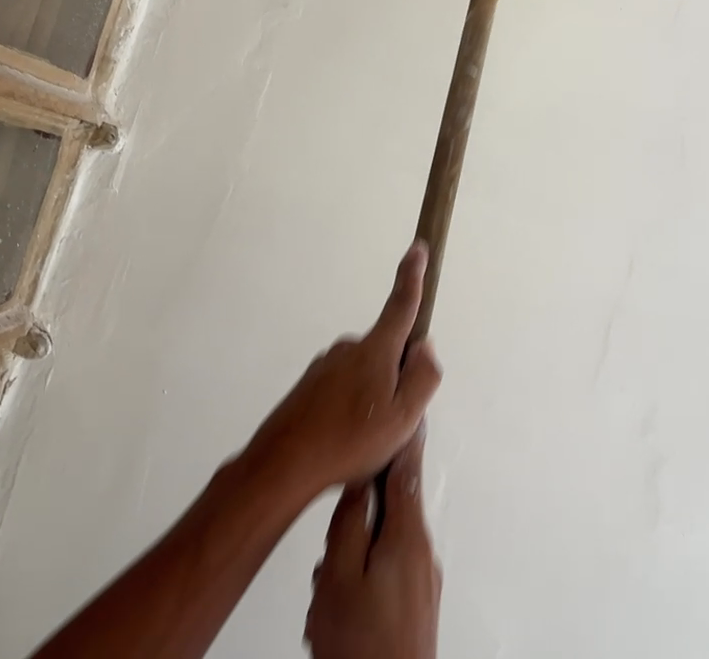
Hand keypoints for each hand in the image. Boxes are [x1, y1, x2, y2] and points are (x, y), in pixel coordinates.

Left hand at [244, 242, 442, 497]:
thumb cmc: (351, 441)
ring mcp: (325, 366)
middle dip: (398, 378)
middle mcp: (349, 349)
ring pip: (365, 375)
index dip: (413, 275)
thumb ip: (423, 377)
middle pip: (387, 352)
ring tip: (365, 441)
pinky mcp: (309, 386)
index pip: (401, 305)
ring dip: (373, 399)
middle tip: (394, 424)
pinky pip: (343, 390)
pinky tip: (344, 441)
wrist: (284, 463)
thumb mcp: (405, 417)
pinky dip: (351, 410)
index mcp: (375, 350)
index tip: (418, 246)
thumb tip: (424, 346)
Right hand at [306, 432, 441, 658]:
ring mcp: (420, 584)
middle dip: (355, 522)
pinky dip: (358, 583)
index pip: (406, 473)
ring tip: (330, 596)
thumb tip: (359, 486)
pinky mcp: (413, 607)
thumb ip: (349, 523)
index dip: (402, 442)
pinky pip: (382, 576)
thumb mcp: (339, 574)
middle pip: (388, 511)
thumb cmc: (362, 647)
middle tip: (331, 550)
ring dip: (350, 560)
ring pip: (379, 548)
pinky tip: (339, 611)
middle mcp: (421, 556)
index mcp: (408, 538)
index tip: (407, 415)